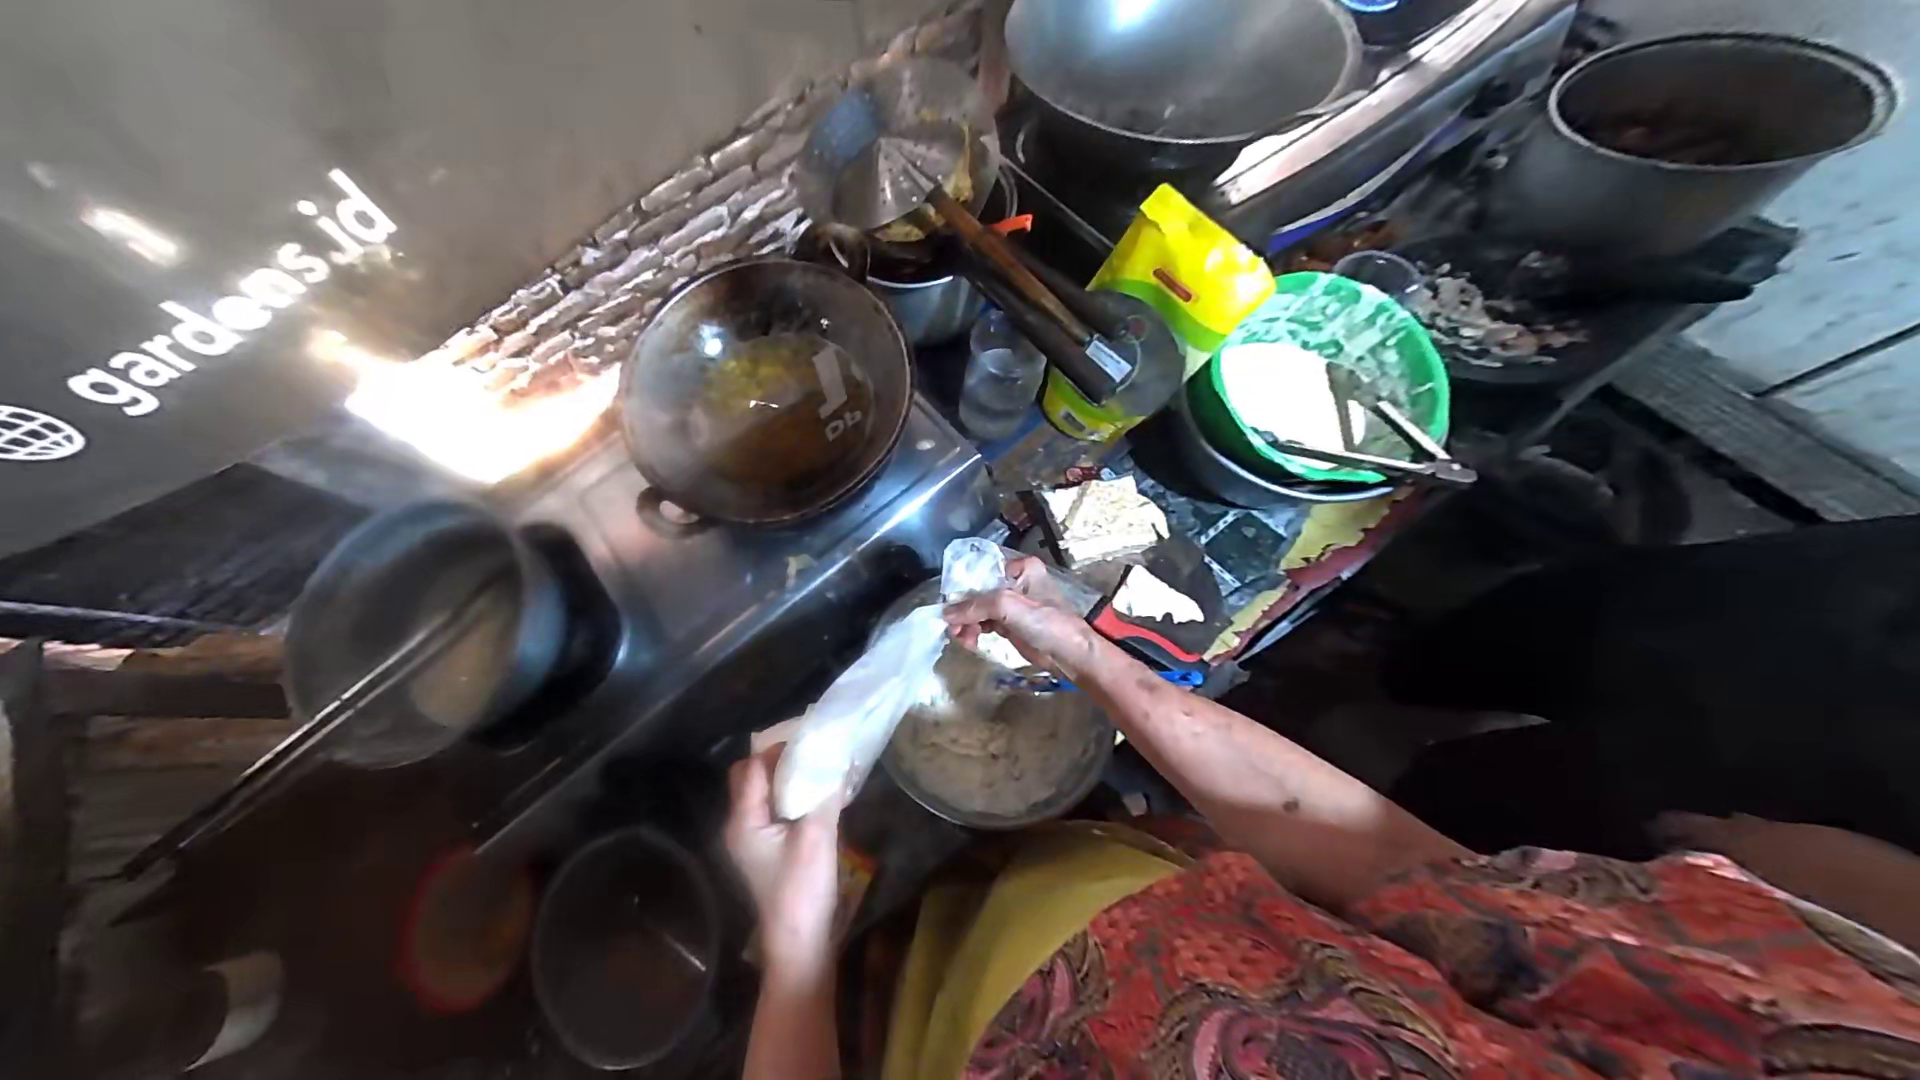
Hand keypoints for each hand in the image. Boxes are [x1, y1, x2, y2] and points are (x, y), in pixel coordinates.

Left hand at [725, 745, 843, 976]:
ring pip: (764, 792)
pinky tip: (818, 796)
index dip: (778, 750)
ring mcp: (753, 839)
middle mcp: (740, 825)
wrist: (800, 943)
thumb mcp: (818, 835)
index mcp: (744, 820)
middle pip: (752, 777)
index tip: (810, 743)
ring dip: (787, 778)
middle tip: (814, 754)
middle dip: (779, 760)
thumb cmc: (802, 889)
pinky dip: (792, 795)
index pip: (752, 768)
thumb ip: (825, 793)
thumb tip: (838, 759)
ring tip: (819, 770)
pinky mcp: (767, 848)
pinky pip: (774, 808)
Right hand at [943, 556, 1103, 677]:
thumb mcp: (1008, 606)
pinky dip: (974, 631)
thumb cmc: (1045, 623)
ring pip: (979, 609)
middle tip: (952, 627)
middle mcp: (1016, 582)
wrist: (1070, 655)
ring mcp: (1013, 604)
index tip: (947, 602)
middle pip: (978, 591)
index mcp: (1021, 568)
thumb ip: (976, 605)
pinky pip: (984, 623)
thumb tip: (945, 613)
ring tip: (962, 638)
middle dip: (963, 610)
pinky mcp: (1010, 624)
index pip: (983, 571)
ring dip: (966, 623)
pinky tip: (970, 641)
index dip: (963, 585)